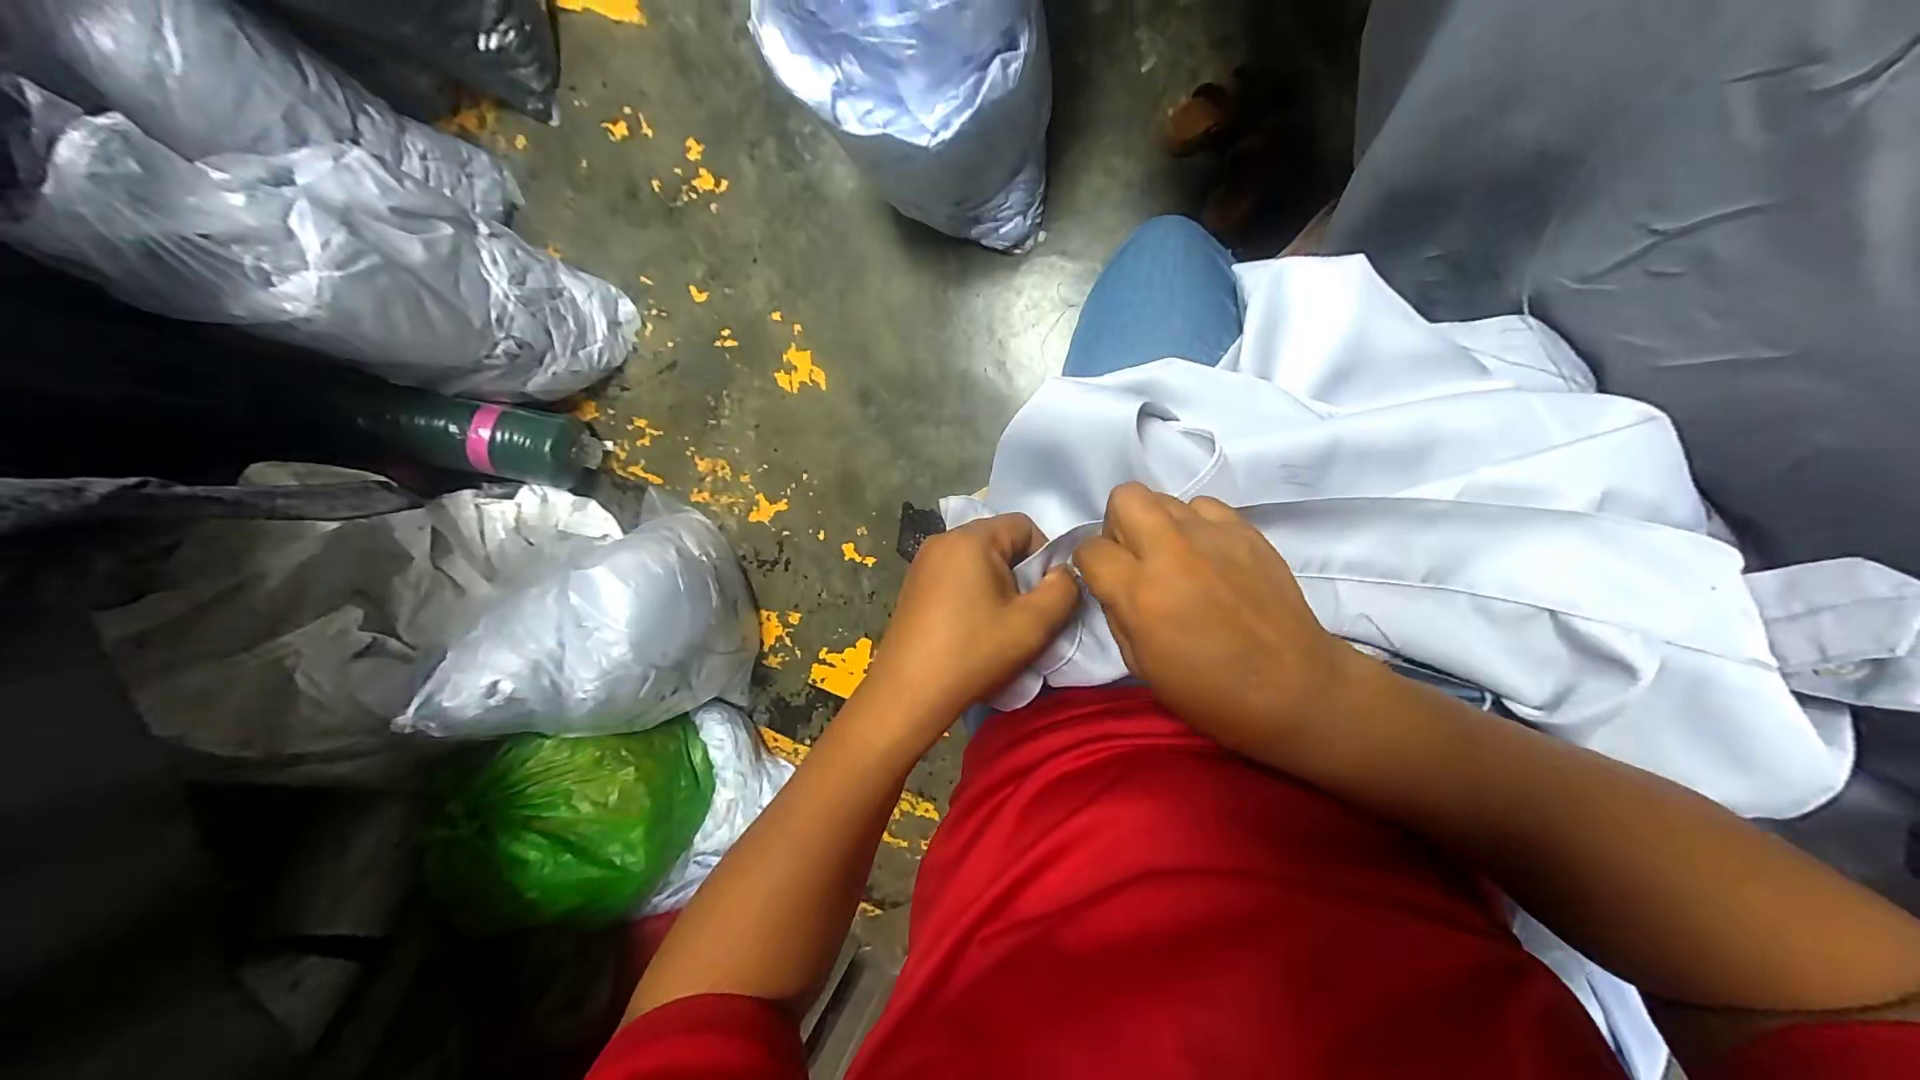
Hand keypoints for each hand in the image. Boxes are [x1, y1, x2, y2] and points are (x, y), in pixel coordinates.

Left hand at [864, 513, 1079, 740]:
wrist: (908, 693)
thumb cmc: (974, 652)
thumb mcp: (1034, 624)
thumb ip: (1063, 590)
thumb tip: (1062, 573)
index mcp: (970, 539)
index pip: (1024, 525)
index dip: (1045, 556)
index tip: (1043, 595)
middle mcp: (942, 540)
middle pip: (999, 541)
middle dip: (1020, 572)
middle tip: (1023, 614)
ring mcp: (922, 563)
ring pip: (977, 560)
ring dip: (997, 586)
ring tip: (998, 624)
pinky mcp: (912, 585)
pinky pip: (955, 575)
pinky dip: (972, 594)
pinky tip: (970, 629)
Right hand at [1072, 482, 1375, 757]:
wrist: (1293, 688)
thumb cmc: (1209, 691)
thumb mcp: (1140, 664)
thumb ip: (1117, 612)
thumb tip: (1112, 584)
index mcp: (1140, 592)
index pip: (1091, 548)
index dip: (1091, 565)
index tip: (1104, 581)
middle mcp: (1172, 551)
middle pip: (1124, 498)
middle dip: (1119, 525)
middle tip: (1135, 558)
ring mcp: (1213, 536)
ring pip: (1165, 498)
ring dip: (1159, 525)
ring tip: (1176, 558)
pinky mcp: (1247, 532)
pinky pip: (1205, 508)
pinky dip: (1197, 526)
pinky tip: (1209, 556)